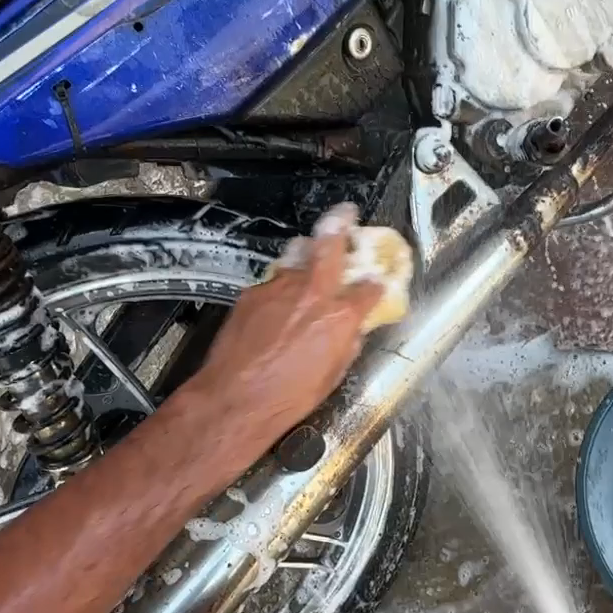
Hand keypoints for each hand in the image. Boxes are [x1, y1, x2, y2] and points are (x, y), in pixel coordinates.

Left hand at [177, 205, 382, 457]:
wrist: (236, 398)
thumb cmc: (290, 397)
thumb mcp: (333, 375)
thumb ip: (346, 342)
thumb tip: (352, 329)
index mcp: (340, 315)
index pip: (369, 289)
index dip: (375, 285)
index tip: (376, 283)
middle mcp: (312, 292)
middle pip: (330, 242)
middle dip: (341, 222)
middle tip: (347, 213)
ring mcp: (279, 287)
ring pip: (296, 255)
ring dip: (306, 253)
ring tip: (309, 256)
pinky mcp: (252, 292)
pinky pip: (273, 280)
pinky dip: (281, 286)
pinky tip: (278, 303)